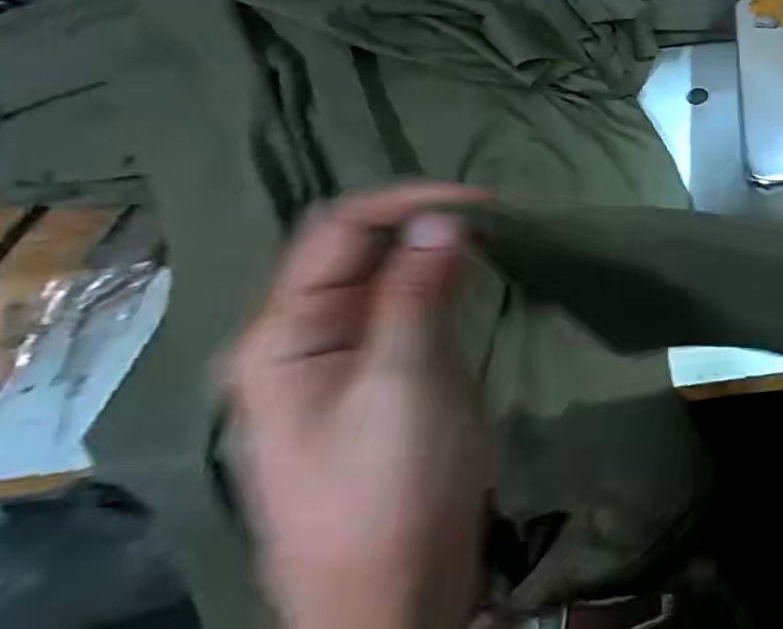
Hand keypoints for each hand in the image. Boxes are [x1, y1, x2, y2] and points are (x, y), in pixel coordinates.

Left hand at [228, 184, 493, 628]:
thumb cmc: (387, 487)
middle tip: (496, 215)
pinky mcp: (390, 366)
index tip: (480, 200)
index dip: (405, 202)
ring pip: (390, 270)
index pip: (338, 232)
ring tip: (496, 233)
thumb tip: (444, 217)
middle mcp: (310, 331)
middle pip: (361, 247)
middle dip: (424, 219)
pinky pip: (412, 300)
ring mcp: (351, 350)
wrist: (397, 582)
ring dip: (438, 245)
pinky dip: (446, 275)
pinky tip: (479, 269)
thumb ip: (417, 294)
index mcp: (286, 334)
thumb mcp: (403, 384)